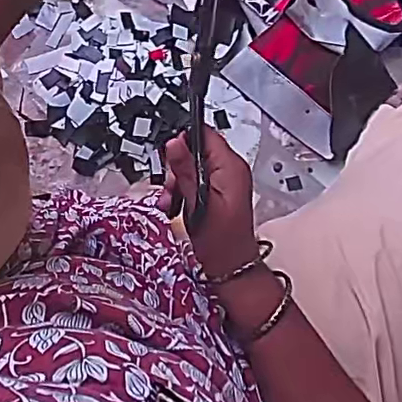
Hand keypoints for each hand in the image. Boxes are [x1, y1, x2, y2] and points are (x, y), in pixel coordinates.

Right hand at [156, 127, 257, 281]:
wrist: (229, 267)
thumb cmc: (220, 242)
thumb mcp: (197, 202)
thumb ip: (185, 170)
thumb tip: (174, 143)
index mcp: (231, 167)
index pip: (205, 134)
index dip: (183, 142)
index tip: (171, 157)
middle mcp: (230, 170)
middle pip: (195, 150)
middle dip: (177, 166)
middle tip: (172, 186)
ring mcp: (225, 180)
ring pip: (191, 165)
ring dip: (176, 180)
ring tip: (173, 198)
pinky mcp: (218, 190)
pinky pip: (196, 178)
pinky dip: (182, 188)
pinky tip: (177, 202)